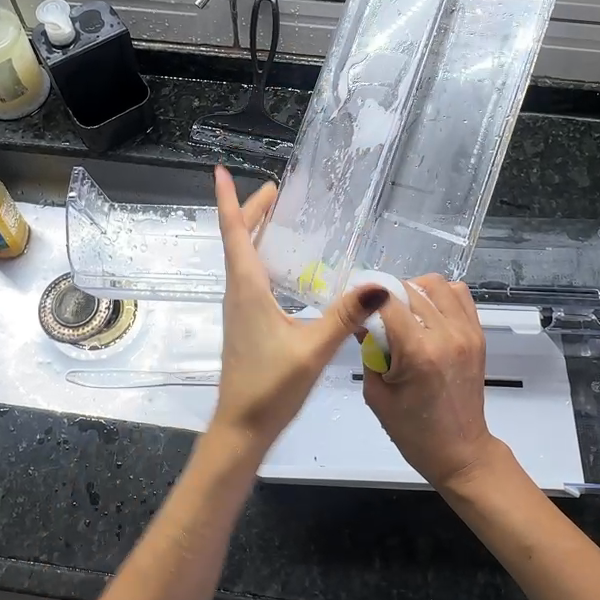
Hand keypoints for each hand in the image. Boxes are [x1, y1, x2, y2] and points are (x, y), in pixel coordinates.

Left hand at [210, 166, 387, 448]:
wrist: (241, 428)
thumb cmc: (270, 387)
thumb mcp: (314, 349)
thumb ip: (346, 315)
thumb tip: (380, 283)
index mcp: (248, 289)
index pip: (234, 233)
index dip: (229, 200)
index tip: (219, 171)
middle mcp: (238, 293)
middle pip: (239, 241)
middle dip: (252, 211)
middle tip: (275, 189)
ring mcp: (239, 309)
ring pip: (243, 259)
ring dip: (255, 234)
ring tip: (278, 217)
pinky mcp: (245, 324)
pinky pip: (250, 278)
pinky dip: (262, 259)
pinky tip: (284, 269)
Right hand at [362, 275, 504, 490]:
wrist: (460, 451)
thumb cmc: (412, 431)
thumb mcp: (376, 393)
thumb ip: (368, 350)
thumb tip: (363, 319)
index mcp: (418, 353)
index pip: (387, 302)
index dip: (367, 298)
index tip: (355, 302)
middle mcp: (445, 335)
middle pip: (410, 289)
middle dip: (387, 296)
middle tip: (376, 313)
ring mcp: (466, 333)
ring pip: (436, 284)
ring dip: (415, 289)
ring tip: (404, 309)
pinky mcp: (477, 335)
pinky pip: (459, 295)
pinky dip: (440, 295)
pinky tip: (427, 312)